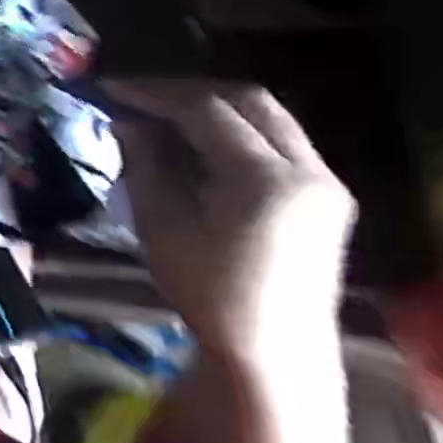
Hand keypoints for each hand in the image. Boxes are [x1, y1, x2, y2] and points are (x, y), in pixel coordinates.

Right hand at [103, 80, 356, 366]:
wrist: (274, 356)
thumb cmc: (210, 292)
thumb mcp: (162, 224)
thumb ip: (146, 162)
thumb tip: (127, 120)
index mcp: (266, 179)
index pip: (206, 111)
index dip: (156, 93)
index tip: (114, 87)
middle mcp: (308, 170)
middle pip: (248, 101)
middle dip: (190, 91)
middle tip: (143, 93)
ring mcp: (326, 184)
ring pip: (270, 118)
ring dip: (217, 107)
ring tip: (168, 112)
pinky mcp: (328, 199)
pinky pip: (282, 141)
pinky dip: (240, 129)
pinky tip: (205, 142)